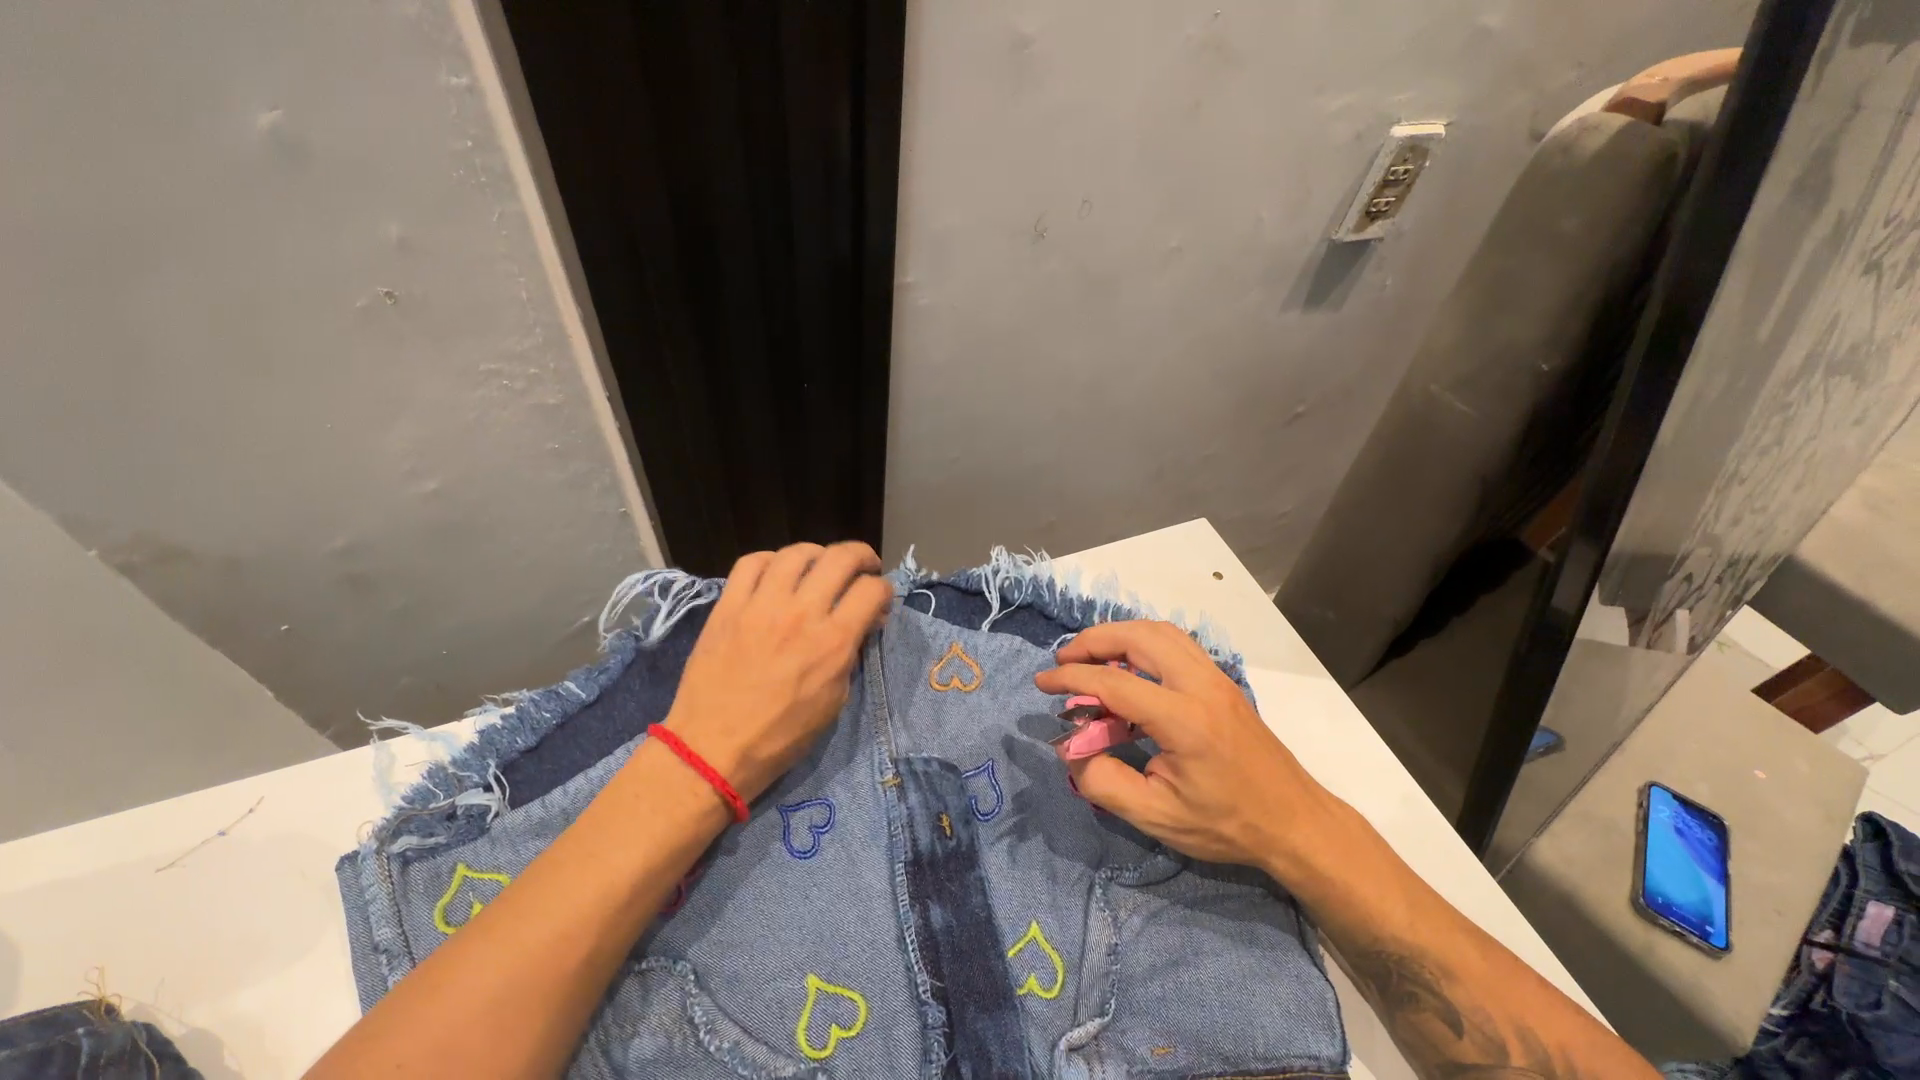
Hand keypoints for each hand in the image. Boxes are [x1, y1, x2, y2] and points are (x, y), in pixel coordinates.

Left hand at [659, 542, 894, 804]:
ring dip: (817, 555)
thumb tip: (859, 627)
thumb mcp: (834, 702)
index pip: (872, 590)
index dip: (884, 591)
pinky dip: (770, 561)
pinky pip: (751, 563)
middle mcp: (801, 613)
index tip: (879, 603)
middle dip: (862, 557)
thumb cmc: (781, 737)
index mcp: (833, 641)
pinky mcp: (728, 606)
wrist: (713, 748)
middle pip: (841, 558)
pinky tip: (776, 574)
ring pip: (796, 553)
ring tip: (819, 567)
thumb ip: (849, 656)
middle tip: (863, 568)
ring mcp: (761, 605)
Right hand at [1034, 621, 1337, 872]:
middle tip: (1064, 661)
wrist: (1294, 822)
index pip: (1114, 682)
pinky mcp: (1223, 684)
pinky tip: (1129, 668)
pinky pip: (1178, 644)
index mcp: (1183, 720)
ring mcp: (1216, 680)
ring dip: (1121, 635)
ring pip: (1162, 632)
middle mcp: (1201, 686)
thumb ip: (1105, 783)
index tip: (1042, 684)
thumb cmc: (1226, 824)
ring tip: (1091, 658)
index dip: (1071, 679)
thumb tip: (1071, 750)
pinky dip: (1145, 642)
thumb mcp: (1157, 817)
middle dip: (1094, 640)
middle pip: (1140, 636)